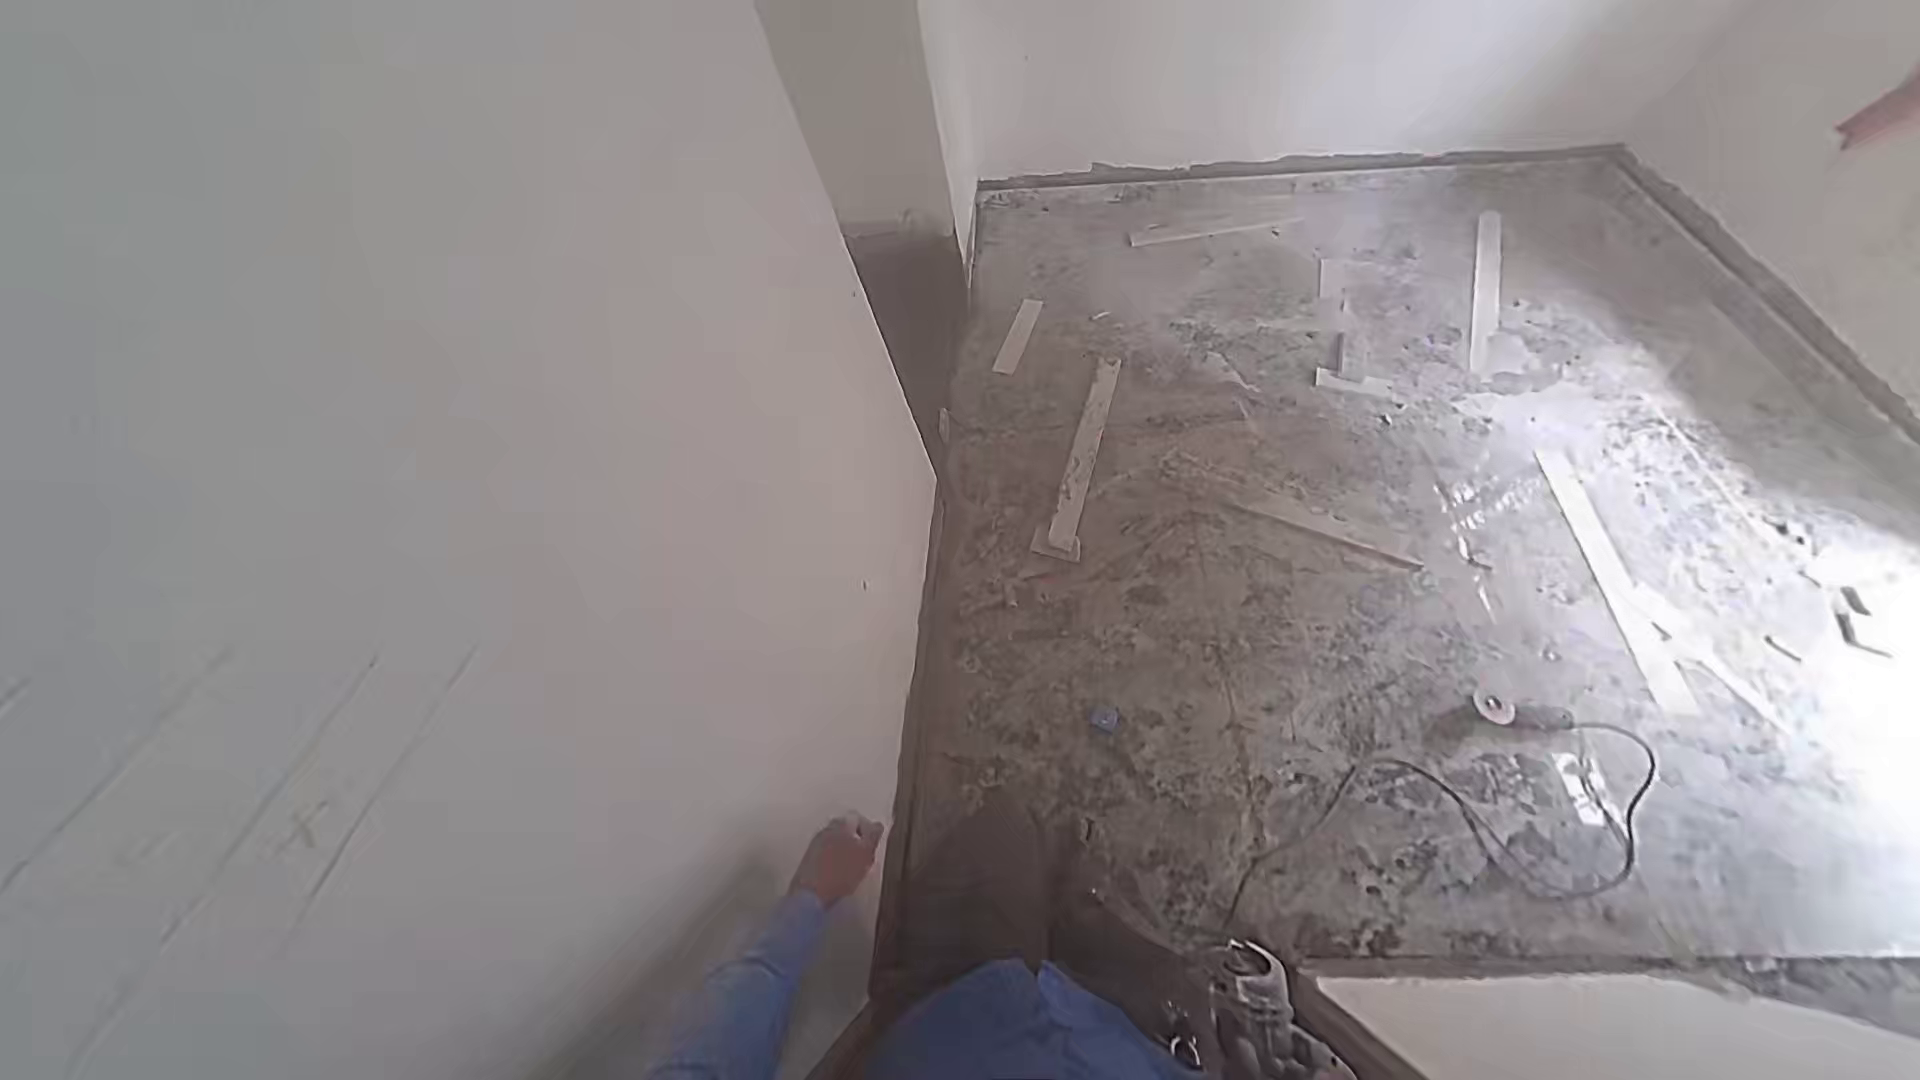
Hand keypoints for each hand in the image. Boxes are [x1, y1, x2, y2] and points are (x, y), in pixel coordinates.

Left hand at [788, 814, 883, 906]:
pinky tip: (837, 873)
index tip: (873, 847)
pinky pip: (826, 853)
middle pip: (846, 829)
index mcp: (842, 823)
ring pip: (835, 841)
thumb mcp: (866, 854)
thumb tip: (877, 825)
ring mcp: (815, 843)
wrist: (810, 895)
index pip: (859, 818)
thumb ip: (873, 836)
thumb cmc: (842, 872)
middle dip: (856, 840)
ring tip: (851, 867)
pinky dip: (833, 859)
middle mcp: (827, 828)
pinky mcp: (807, 859)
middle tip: (863, 857)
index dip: (869, 832)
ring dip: (844, 850)